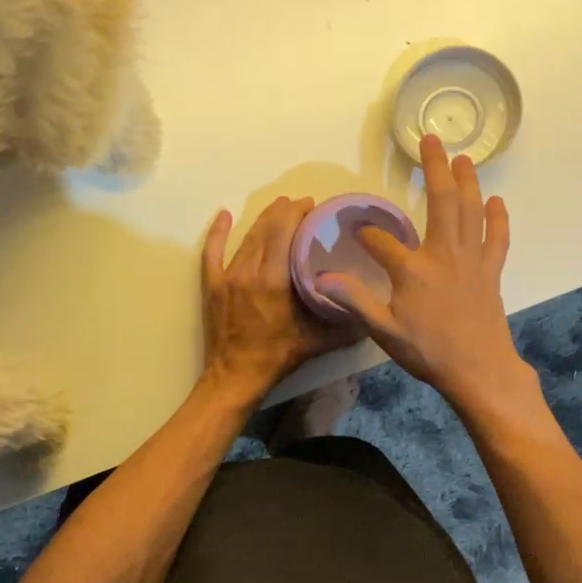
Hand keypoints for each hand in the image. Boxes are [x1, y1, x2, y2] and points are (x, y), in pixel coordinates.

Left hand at [201, 197, 357, 403]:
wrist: (235, 377)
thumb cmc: (276, 357)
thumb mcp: (316, 342)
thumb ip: (344, 327)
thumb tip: (370, 314)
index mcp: (273, 280)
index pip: (284, 232)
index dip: (296, 213)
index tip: (311, 205)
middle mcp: (249, 272)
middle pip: (266, 230)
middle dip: (283, 212)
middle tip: (300, 206)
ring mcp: (227, 277)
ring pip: (246, 239)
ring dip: (262, 220)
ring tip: (278, 209)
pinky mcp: (212, 286)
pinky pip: (211, 253)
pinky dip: (218, 233)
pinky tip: (224, 215)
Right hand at [316, 135, 531, 407]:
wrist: (479, 370)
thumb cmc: (428, 351)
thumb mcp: (383, 330)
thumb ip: (354, 299)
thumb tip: (322, 277)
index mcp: (414, 270)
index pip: (382, 241)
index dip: (367, 233)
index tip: (355, 229)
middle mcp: (445, 255)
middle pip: (442, 202)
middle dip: (435, 168)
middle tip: (431, 140)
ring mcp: (472, 261)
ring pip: (471, 211)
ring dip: (467, 181)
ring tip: (463, 157)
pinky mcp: (491, 272)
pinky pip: (496, 237)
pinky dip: (497, 217)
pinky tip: (495, 201)